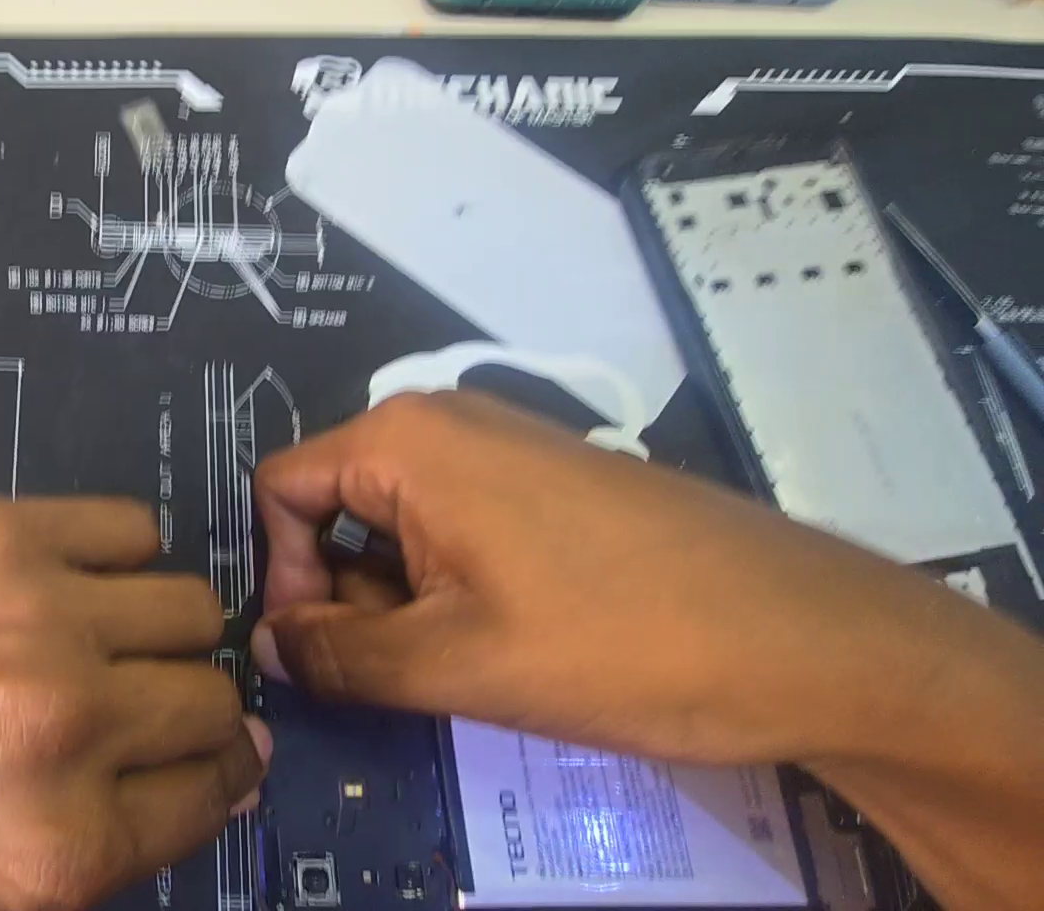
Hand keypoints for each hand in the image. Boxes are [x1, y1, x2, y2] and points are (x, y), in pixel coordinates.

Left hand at [0, 499, 270, 910]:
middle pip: (214, 695)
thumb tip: (241, 749)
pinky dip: (124, 553)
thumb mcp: (13, 876)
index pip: (216, 786)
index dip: (217, 765)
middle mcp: (69, 721)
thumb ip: (139, 825)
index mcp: (69, 844)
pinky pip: (135, 527)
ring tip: (111, 630)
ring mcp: (40, 615)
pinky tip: (80, 576)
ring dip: (168, 627)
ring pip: (192, 606)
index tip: (201, 746)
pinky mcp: (7, 534)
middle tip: (139, 690)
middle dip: (193, 701)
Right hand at [251, 390, 1003, 766]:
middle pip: (334, 501)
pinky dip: (441, 574)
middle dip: (342, 587)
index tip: (317, 647)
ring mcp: (495, 442)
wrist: (821, 639)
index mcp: (400, 440)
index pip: (280, 489)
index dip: (281, 571)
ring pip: (391, 516)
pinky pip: (446, 514)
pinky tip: (496, 628)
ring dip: (393, 590)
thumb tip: (265, 647)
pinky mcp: (537, 473)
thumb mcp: (454, 662)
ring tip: (454, 654)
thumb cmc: (618, 639)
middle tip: (391, 664)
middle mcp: (438, 421)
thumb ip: (337, 656)